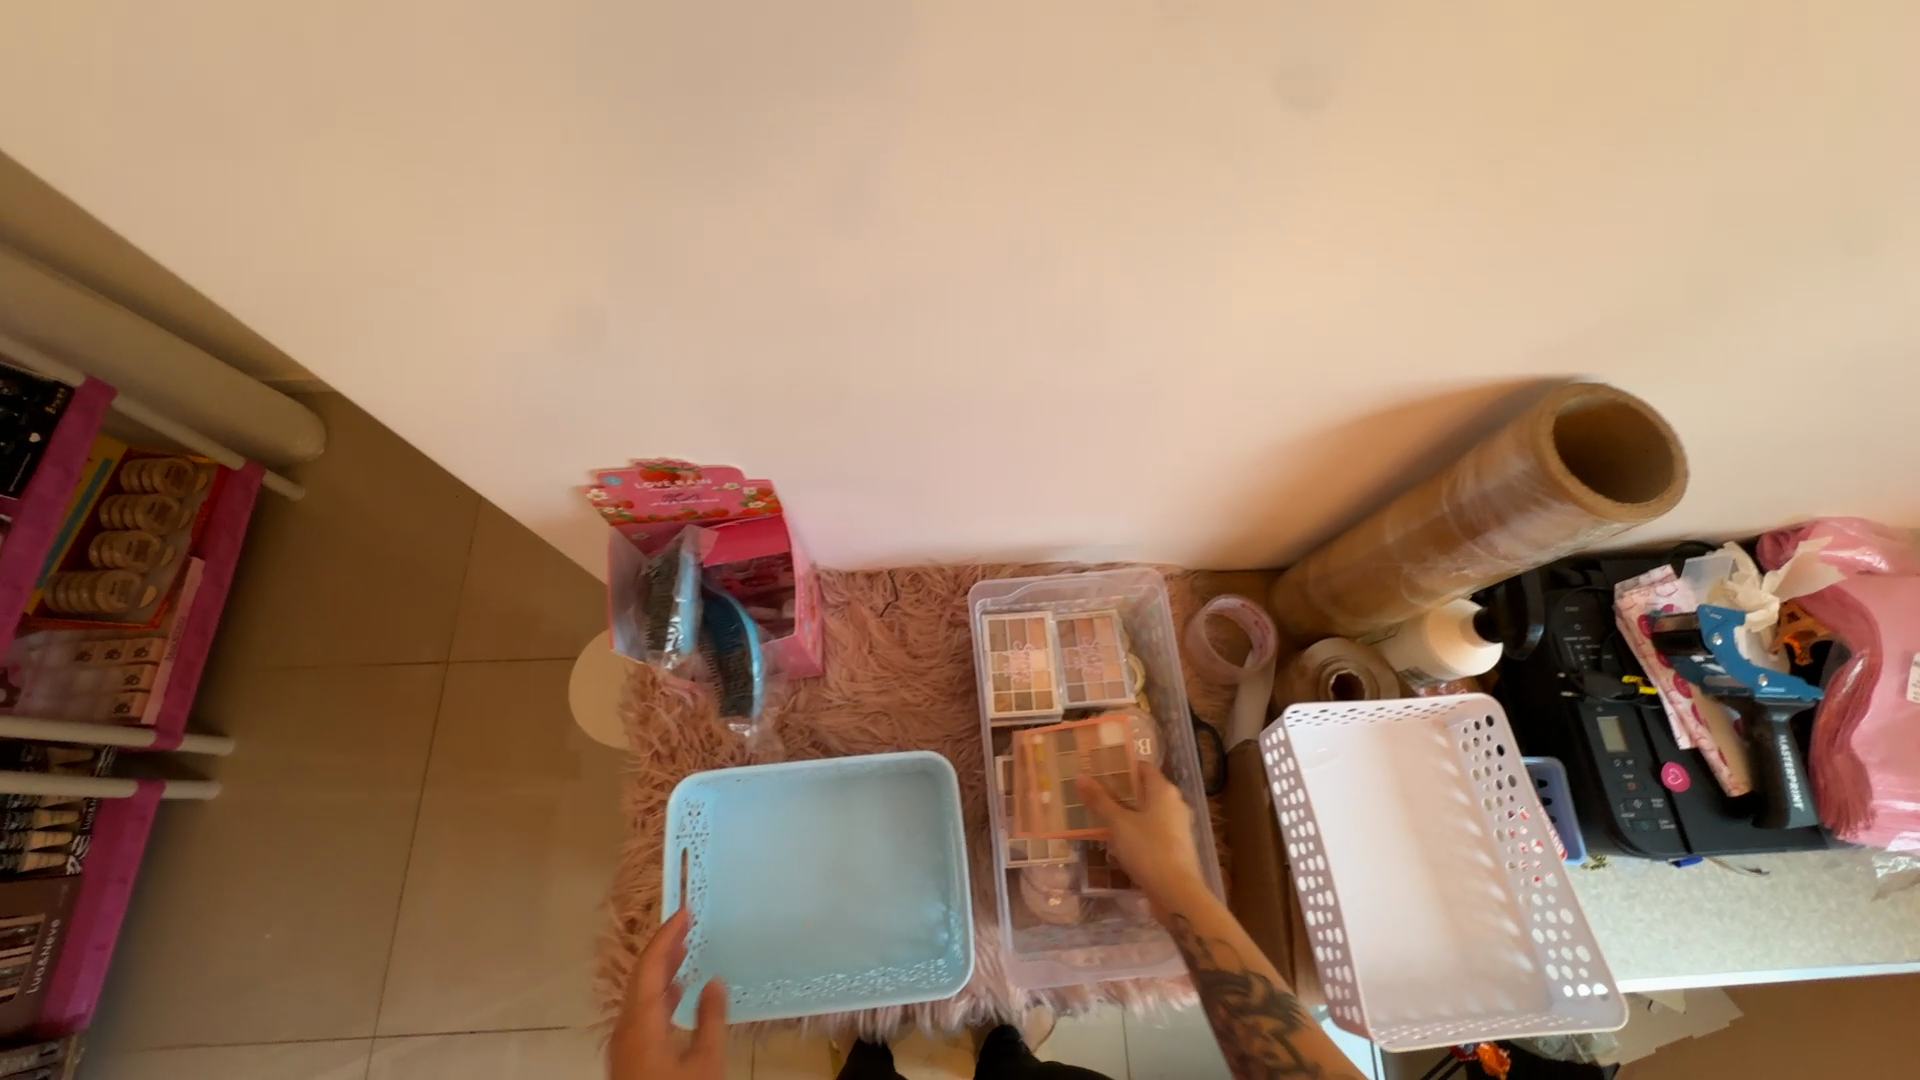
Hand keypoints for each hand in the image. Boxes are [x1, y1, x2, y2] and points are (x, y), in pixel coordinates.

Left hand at [609, 909, 728, 1079]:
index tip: (687, 911)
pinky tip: (679, 990)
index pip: (649, 966)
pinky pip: (642, 1012)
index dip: (666, 935)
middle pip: (640, 978)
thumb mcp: (706, 1063)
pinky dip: (660, 992)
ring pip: (640, 995)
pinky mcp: (630, 1060)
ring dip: (662, 969)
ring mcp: (625, 1046)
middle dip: (663, 947)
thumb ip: (710, 1018)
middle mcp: (625, 1029)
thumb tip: (713, 981)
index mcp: (640, 1023)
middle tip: (688, 922)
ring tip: (686, 948)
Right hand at [1077, 762, 1206, 913]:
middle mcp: (1174, 804)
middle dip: (1120, 792)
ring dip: (1127, 814)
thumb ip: (1100, 800)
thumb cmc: (1148, 850)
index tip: (1099, 770)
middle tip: (1094, 793)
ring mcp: (1178, 827)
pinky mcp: (1176, 848)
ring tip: (1100, 817)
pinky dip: (1136, 832)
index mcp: (1163, 790)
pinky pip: (1152, 831)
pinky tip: (1117, 842)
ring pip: (1147, 813)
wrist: (1177, 893)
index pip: (1142, 767)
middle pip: (1144, 790)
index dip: (1121, 766)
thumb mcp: (1118, 824)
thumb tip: (1081, 777)